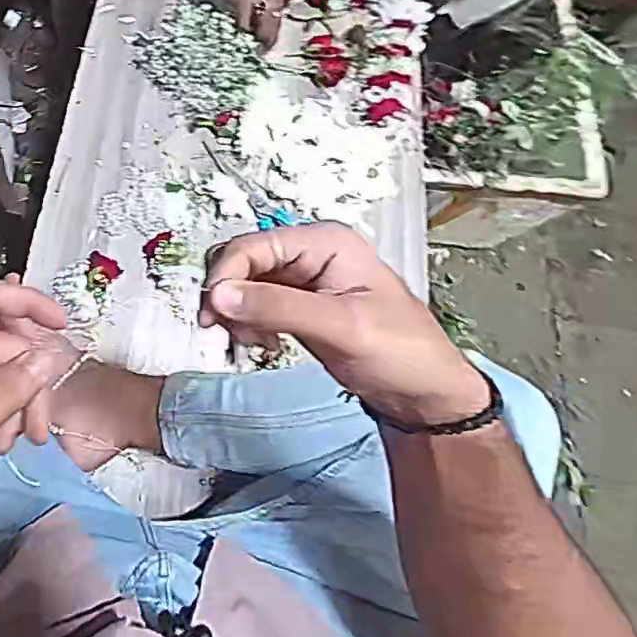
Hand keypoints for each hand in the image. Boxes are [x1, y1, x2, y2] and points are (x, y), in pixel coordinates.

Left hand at [0, 280, 70, 535]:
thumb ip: (4, 393)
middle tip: (40, 424)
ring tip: (18, 441)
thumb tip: (49, 356)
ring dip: (21, 403)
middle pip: (6, 342)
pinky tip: (3, 442)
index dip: (30, 302)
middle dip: (30, 379)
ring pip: (6, 369)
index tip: (63, 327)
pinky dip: (7, 413)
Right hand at [200, 222, 492, 426]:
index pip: (253, 246)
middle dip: (229, 295)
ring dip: (237, 312)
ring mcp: (302, 279)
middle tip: (227, 330)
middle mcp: (309, 253)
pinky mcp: (296, 304)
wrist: (424, 393)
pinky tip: (264, 343)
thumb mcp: (341, 327)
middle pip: (243, 261)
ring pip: (244, 284)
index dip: (227, 275)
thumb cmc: (401, 352)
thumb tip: (220, 294)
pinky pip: (255, 305)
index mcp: (324, 242)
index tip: (213, 312)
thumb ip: (278, 307)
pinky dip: (248, 323)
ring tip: (254, 341)